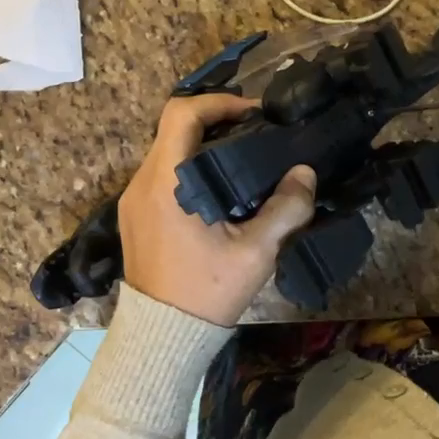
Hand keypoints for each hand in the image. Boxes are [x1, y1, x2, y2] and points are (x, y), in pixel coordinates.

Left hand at [119, 95, 317, 325]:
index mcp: (166, 183)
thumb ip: (286, 208)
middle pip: (173, 130)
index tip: (252, 113)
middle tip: (256, 135)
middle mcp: (142, 183)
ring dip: (202, 148)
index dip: (218, 102)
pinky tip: (219, 193)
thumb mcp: (256, 252)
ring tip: (243, 162)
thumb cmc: (207, 291)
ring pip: (166, 153)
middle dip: (215, 123)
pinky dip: (189, 171)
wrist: (163, 336)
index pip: (181, 114)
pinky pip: (161, 178)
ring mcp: (133, 201)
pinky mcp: (134, 217)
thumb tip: (305, 174)